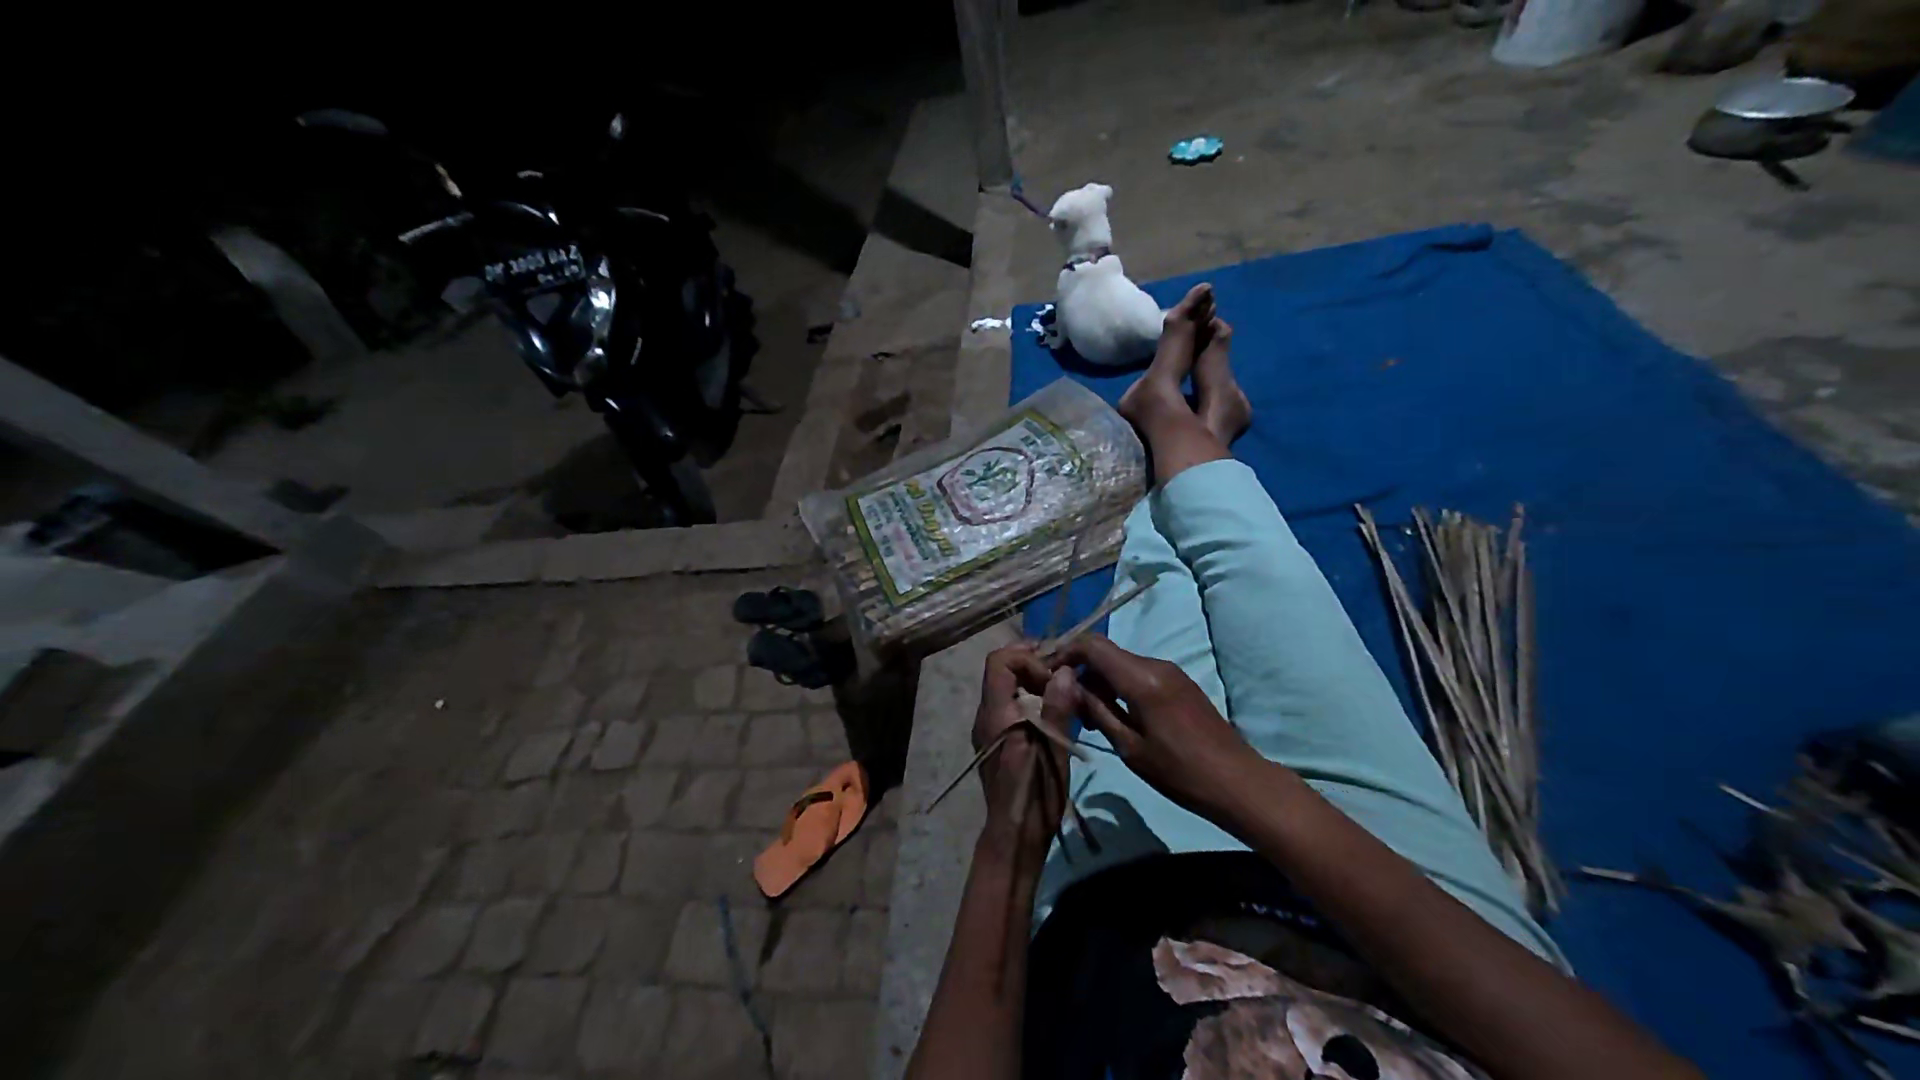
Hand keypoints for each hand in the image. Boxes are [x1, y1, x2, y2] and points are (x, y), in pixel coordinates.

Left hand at [973, 645, 1072, 856]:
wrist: (1015, 835)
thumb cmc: (1035, 794)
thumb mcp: (1053, 750)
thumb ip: (1057, 709)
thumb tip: (1064, 672)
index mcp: (995, 714)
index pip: (999, 661)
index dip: (1027, 657)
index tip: (1053, 672)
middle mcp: (986, 716)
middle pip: (1002, 671)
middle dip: (1032, 665)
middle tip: (1063, 675)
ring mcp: (989, 729)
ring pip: (1006, 688)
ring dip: (1033, 682)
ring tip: (1063, 693)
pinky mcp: (998, 741)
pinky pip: (1010, 706)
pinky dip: (1030, 699)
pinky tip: (1054, 713)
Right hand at [1053, 634, 1267, 822]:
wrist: (1237, 782)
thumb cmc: (1179, 772)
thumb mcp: (1129, 747)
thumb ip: (1096, 711)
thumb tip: (1067, 686)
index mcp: (1141, 678)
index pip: (1092, 645)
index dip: (1064, 653)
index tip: (1046, 675)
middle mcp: (1156, 664)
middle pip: (1106, 653)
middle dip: (1080, 670)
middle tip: (1063, 701)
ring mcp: (1170, 671)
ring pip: (1121, 663)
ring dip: (1100, 680)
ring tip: (1087, 714)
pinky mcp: (1179, 682)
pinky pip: (1139, 673)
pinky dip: (1119, 686)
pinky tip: (1115, 714)